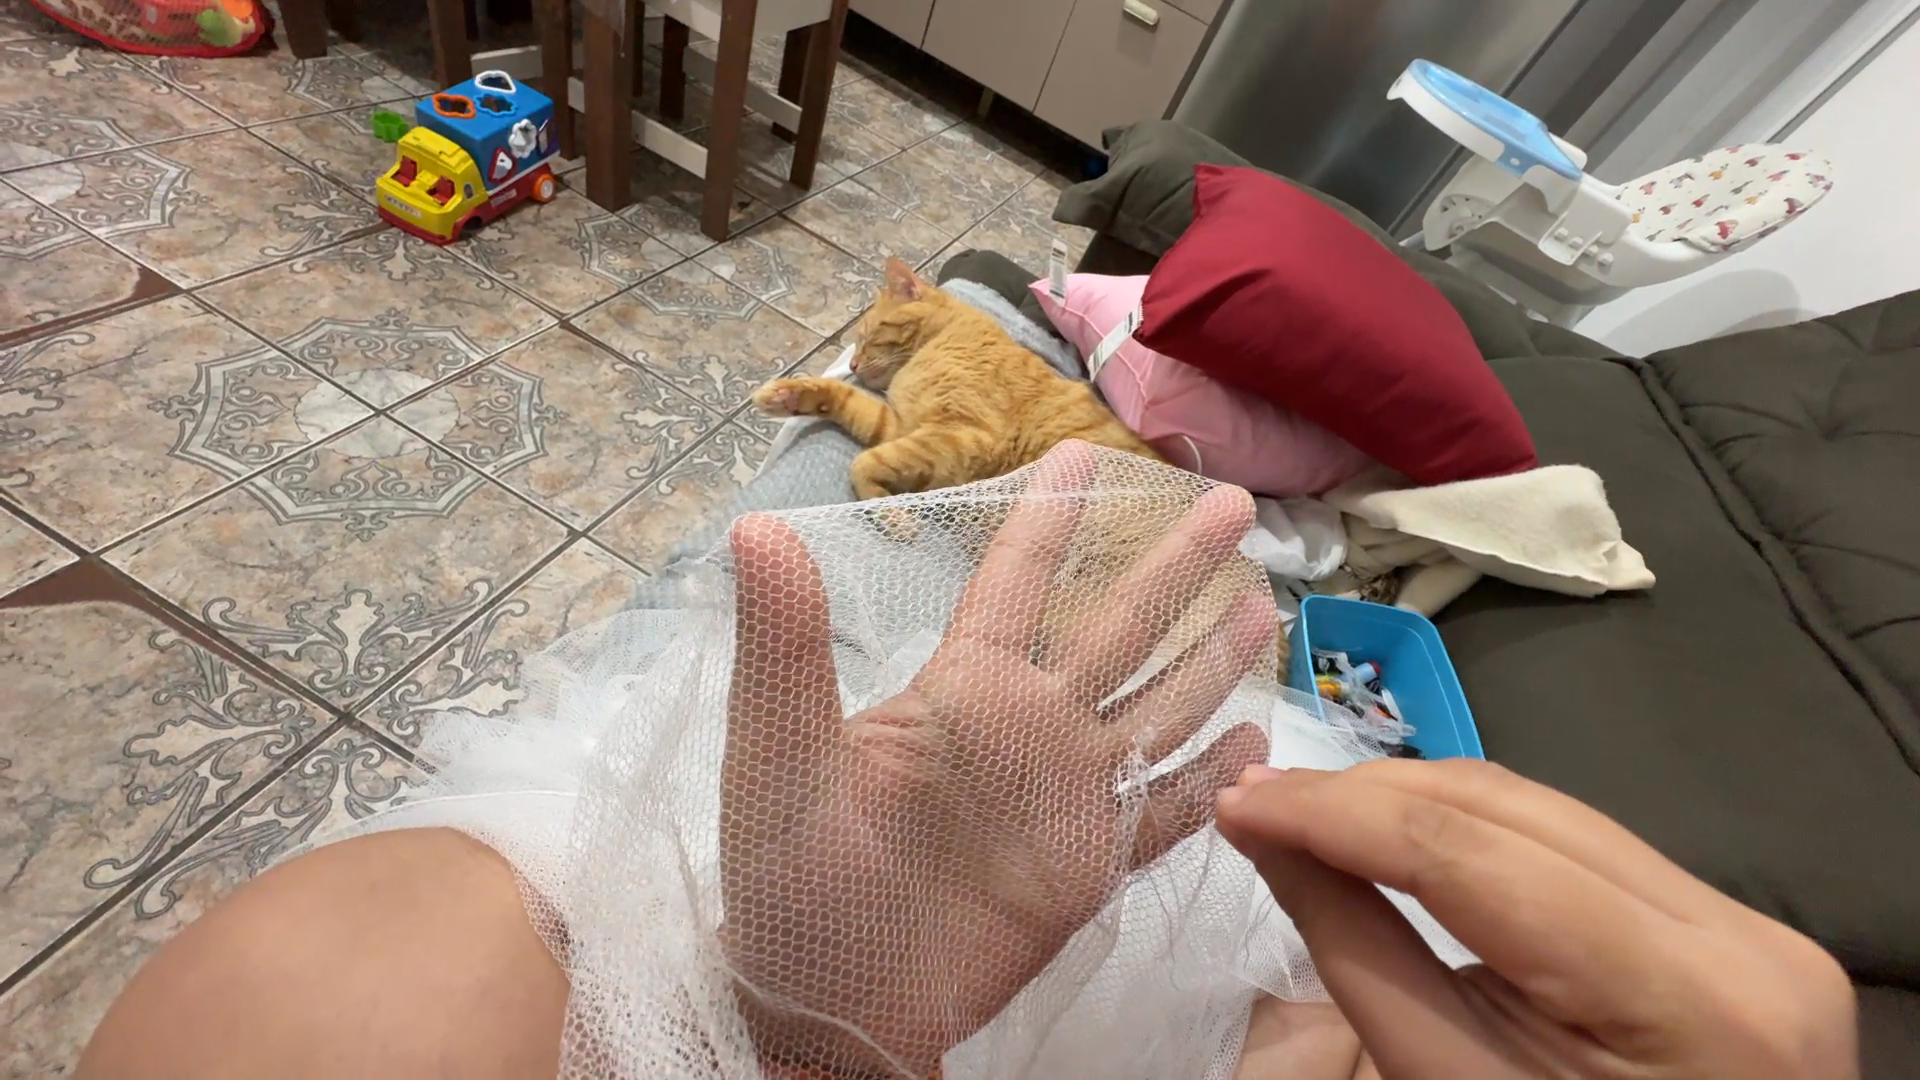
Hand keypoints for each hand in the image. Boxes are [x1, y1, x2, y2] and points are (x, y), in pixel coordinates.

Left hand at [721, 444, 1275, 1077]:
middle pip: (1119, 624)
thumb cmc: (795, 883)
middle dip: (1174, 563)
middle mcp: (1029, 723)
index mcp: (963, 687)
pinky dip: (1214, 779)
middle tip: (1232, 505)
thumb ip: (784, 646)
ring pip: (1159, 704)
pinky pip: (1169, 809)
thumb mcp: (779, 755)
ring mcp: (1069, 792)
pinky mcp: (1095, 863)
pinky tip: (1256, 741)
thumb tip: (756, 528)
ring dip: (1211, 656)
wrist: (835, 1008)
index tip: (1082, 451)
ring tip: (1262, 603)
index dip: (1050, 514)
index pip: (1016, 577)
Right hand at [1217, 760, 1858, 1078]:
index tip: (1235, 803)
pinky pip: (1540, 825)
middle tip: (1254, 798)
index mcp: (1691, 998)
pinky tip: (1378, 820)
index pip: (1466, 855)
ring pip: (1514, 800)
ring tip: (1298, 804)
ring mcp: (1730, 913)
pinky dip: (1441, 815)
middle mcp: (1735, 930)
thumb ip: (1347, 938)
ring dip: (1389, 796)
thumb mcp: (1439, 1077)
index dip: (1332, 816)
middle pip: (1493, 809)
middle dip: (1353, 795)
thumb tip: (1254, 823)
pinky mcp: (1700, 908)